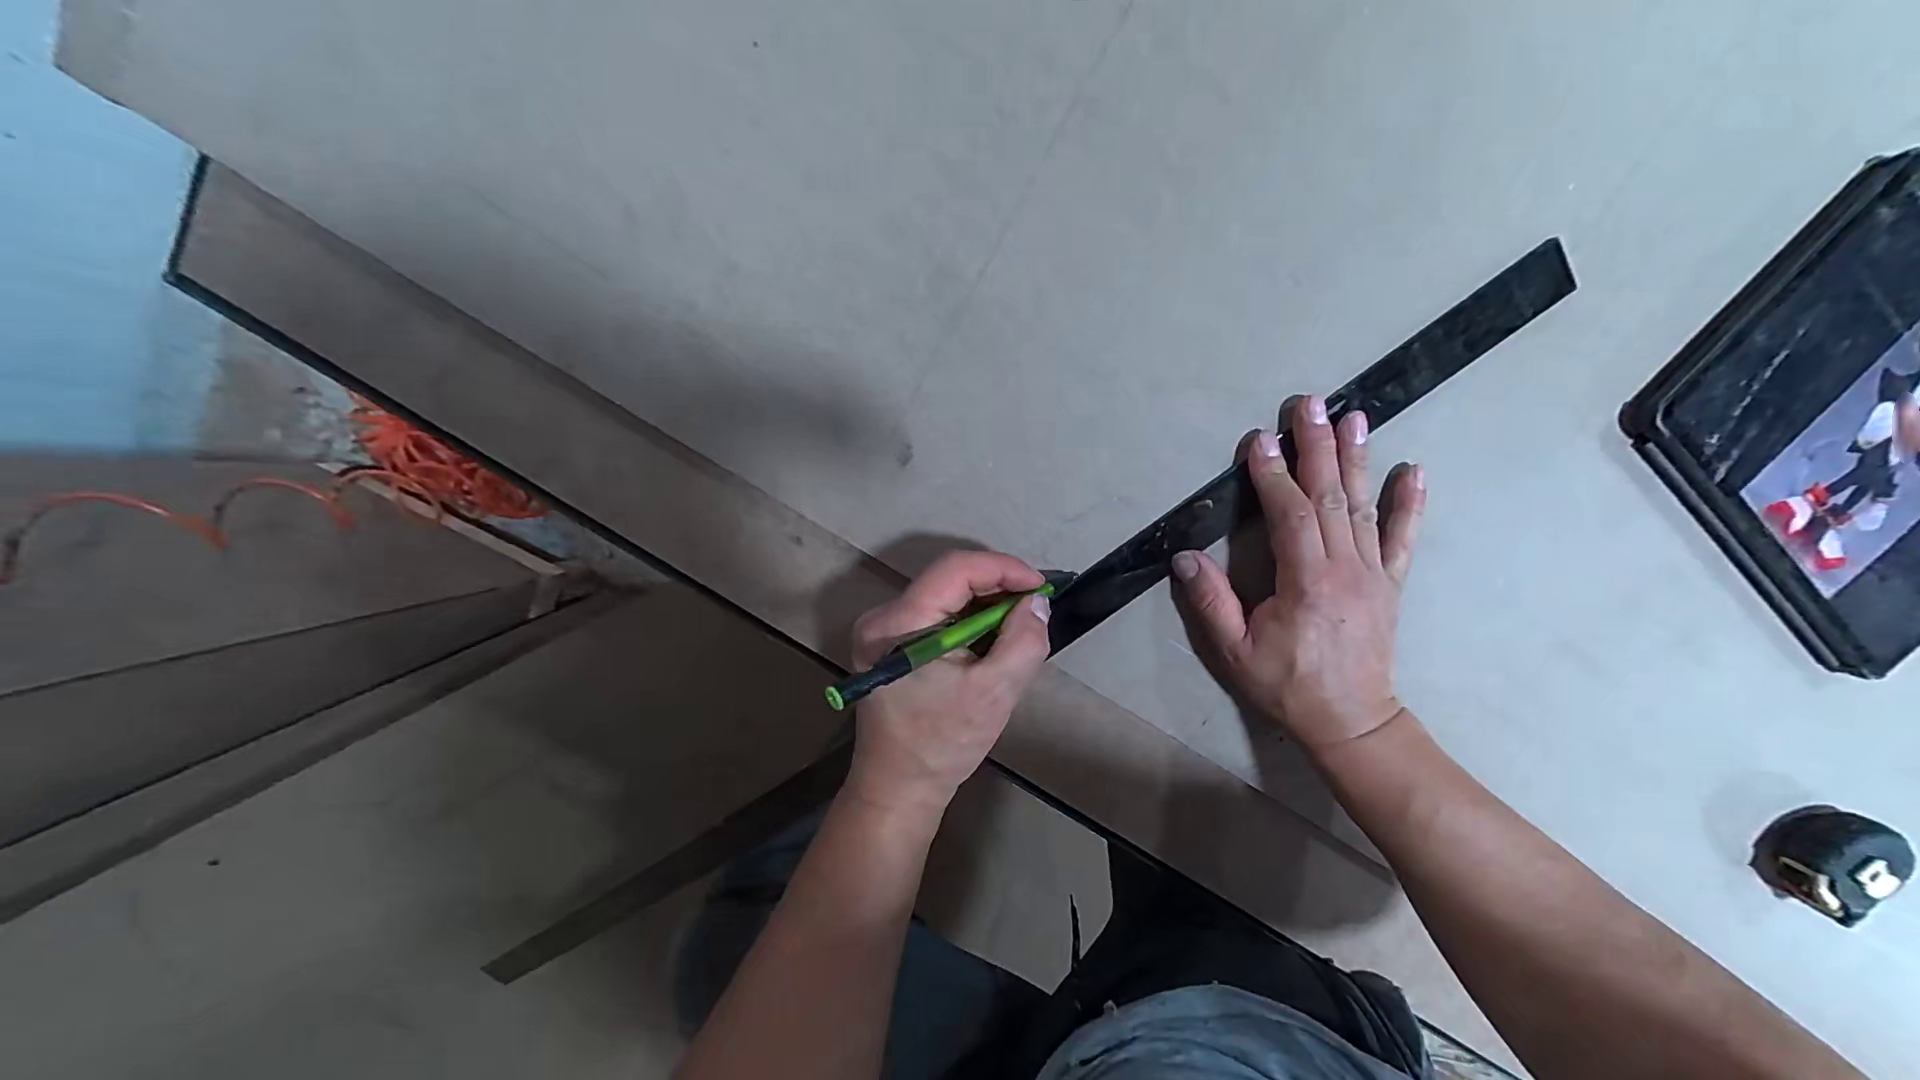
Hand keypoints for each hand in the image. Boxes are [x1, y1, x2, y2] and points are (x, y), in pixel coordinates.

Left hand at [844, 552, 1053, 813]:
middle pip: (948, 578)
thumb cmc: (943, 744)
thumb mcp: (995, 693)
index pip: (954, 570)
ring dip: (985, 603)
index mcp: (899, 623)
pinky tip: (993, 636)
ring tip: (1020, 621)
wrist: (898, 787)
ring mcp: (883, 629)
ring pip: (944, 594)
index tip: (1040, 585)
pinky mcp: (891, 643)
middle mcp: (883, 617)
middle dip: (997, 585)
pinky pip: (937, 613)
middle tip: (1035, 604)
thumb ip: (1024, 640)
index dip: (1002, 568)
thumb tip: (1037, 602)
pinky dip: (969, 618)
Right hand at [1173, 395, 1425, 753]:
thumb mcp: (1235, 651)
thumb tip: (1186, 558)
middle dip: (1317, 447)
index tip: (1262, 440)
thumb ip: (1211, 603)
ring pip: (1364, 507)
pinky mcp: (1390, 583)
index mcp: (1307, 582)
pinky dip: (1410, 503)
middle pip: (1330, 497)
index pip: (1291, 515)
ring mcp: (1374, 573)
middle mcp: (1346, 568)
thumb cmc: (1287, 685)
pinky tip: (1414, 470)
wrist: (1352, 720)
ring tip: (1353, 417)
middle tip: (1310, 405)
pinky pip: (1404, 538)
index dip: (1274, 476)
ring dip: (1356, 460)